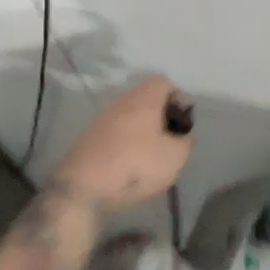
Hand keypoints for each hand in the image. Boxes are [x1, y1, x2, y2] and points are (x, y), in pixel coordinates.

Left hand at [54, 76, 193, 212]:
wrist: (83, 187)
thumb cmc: (136, 166)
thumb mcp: (175, 157)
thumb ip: (186, 142)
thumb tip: (182, 136)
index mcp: (143, 100)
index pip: (164, 82)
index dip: (179, 98)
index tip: (185, 122)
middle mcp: (121, 103)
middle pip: (147, 99)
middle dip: (163, 117)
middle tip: (172, 140)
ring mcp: (102, 120)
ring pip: (131, 117)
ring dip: (145, 132)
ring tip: (154, 156)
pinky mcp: (90, 139)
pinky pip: (117, 133)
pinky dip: (129, 143)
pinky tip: (132, 165)